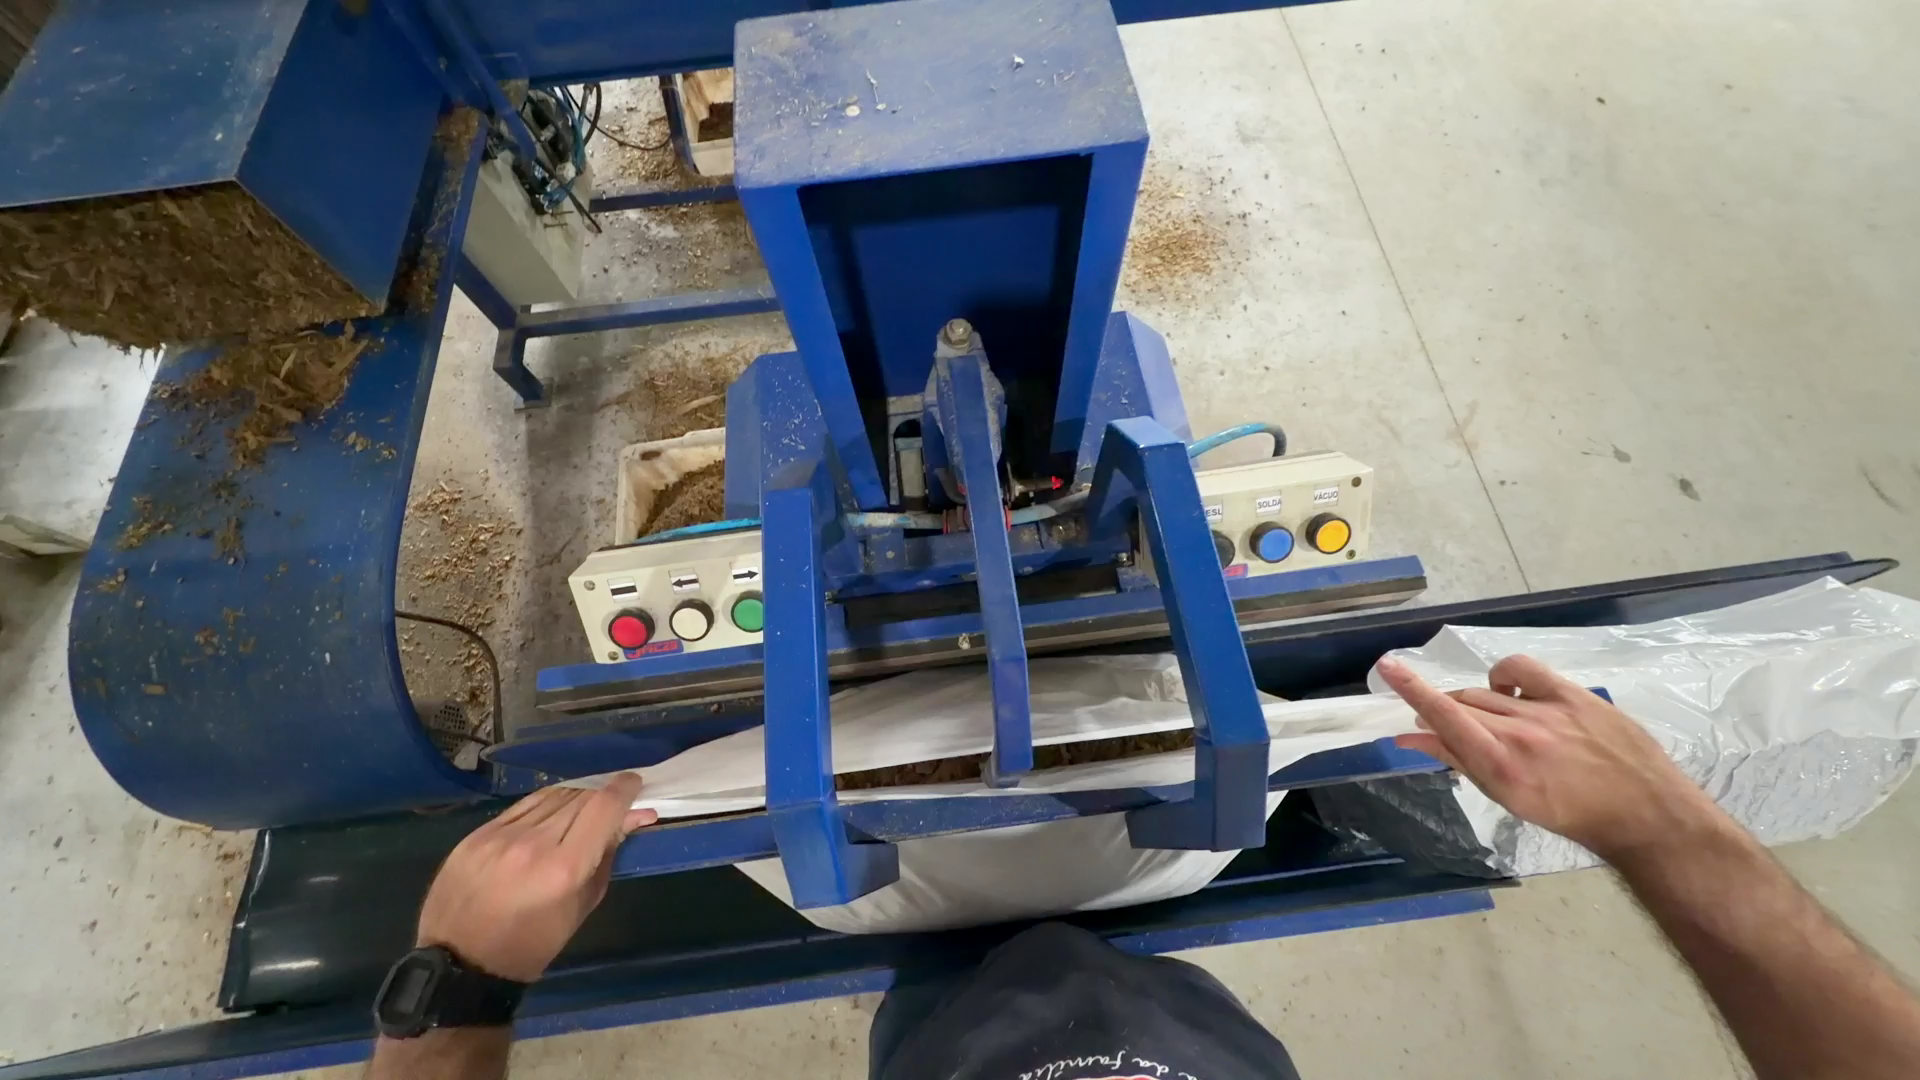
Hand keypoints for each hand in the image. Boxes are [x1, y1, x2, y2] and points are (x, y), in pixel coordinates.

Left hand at [415, 774, 655, 981]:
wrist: (460, 965)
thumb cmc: (534, 943)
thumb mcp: (583, 903)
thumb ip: (610, 853)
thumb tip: (636, 815)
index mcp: (564, 868)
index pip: (604, 807)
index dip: (625, 789)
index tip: (634, 783)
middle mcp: (533, 844)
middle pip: (582, 796)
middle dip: (603, 795)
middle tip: (611, 803)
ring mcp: (501, 837)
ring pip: (553, 795)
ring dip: (576, 797)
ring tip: (581, 810)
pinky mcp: (477, 835)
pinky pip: (524, 805)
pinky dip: (546, 804)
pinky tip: (551, 814)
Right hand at [1377, 654, 1721, 861]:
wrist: (1648, 816)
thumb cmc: (1567, 814)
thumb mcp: (1506, 795)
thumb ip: (1455, 759)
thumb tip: (1408, 735)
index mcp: (1500, 763)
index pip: (1444, 715)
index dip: (1411, 688)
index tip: (1386, 665)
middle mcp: (1519, 732)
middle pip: (1460, 702)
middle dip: (1448, 712)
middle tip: (1458, 731)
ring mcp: (1549, 710)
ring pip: (1486, 691)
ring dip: (1477, 703)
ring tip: (1496, 723)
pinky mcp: (1575, 695)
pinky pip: (1521, 669)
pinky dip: (1505, 676)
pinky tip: (1513, 693)